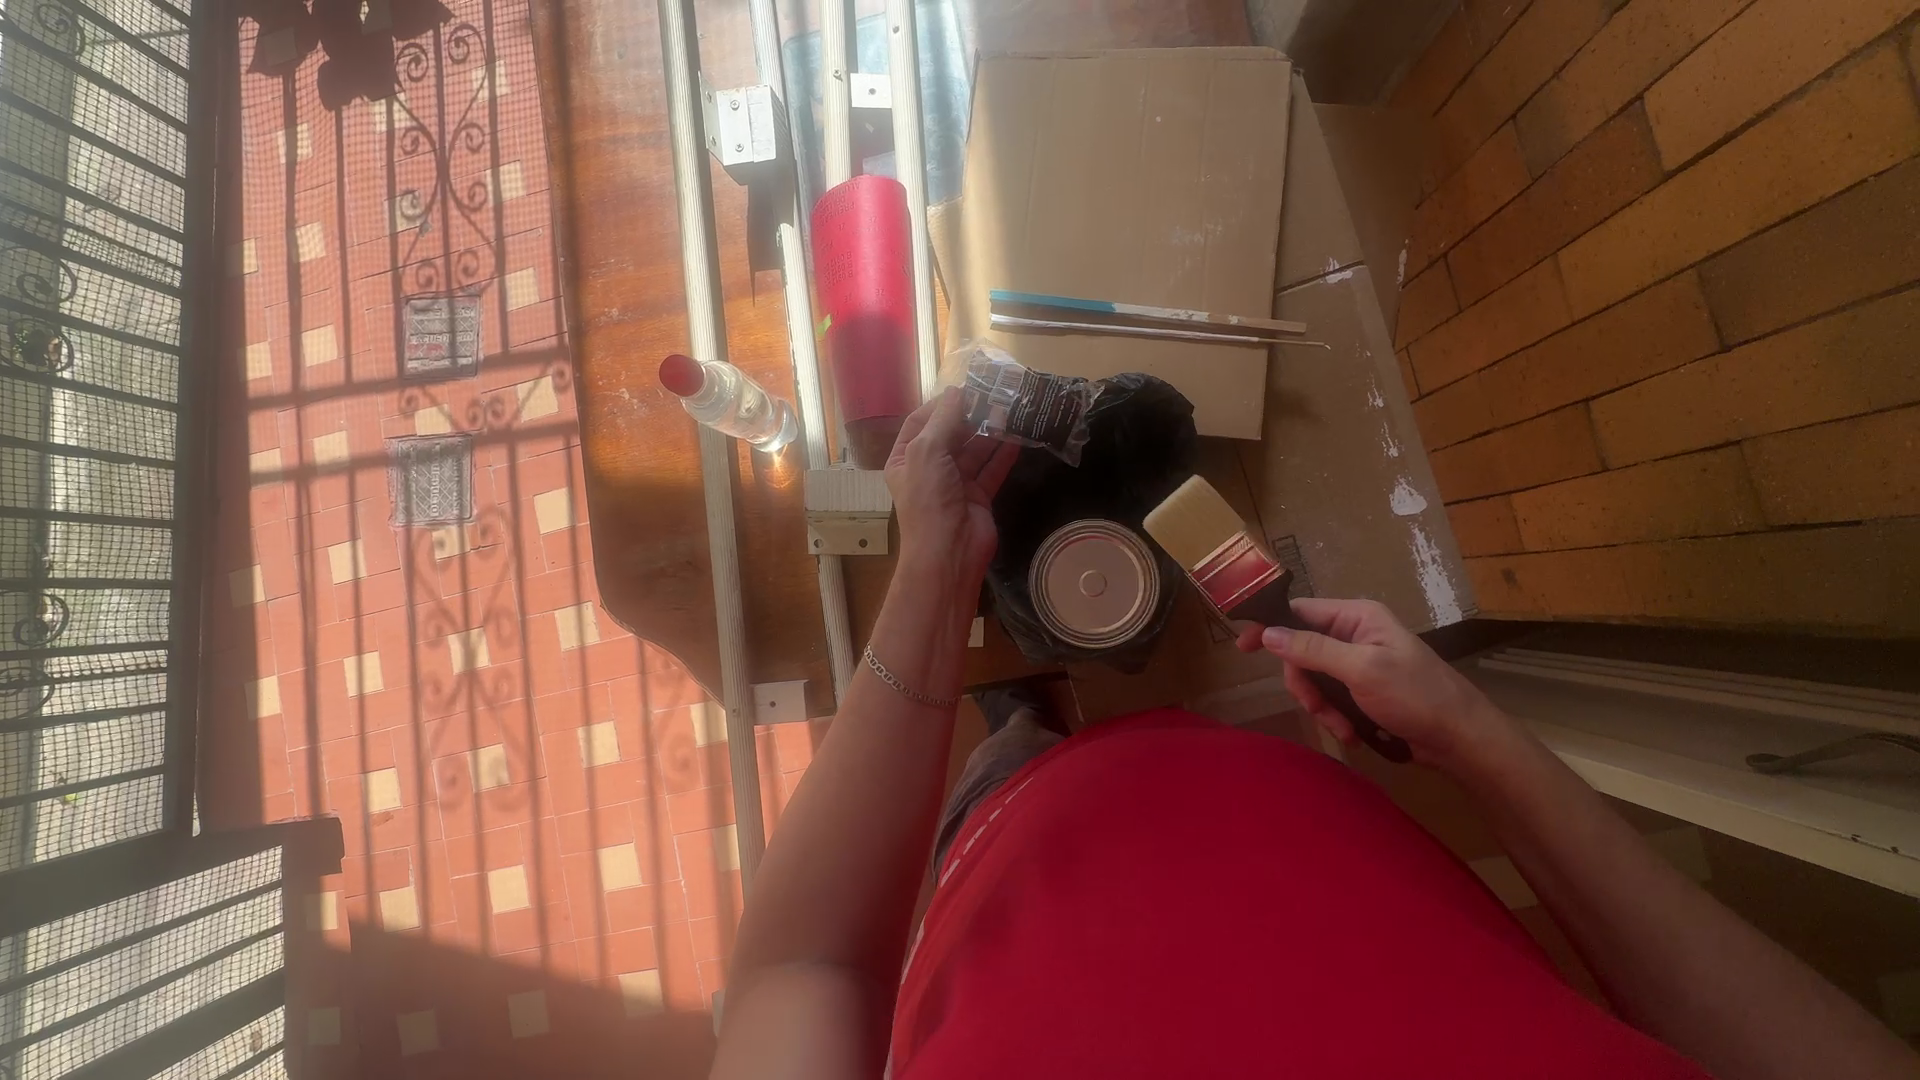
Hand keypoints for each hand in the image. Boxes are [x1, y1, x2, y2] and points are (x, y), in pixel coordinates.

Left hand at [883, 388, 1020, 593]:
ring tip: (1011, 410)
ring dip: (990, 432)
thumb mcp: (927, 452)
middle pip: (950, 434)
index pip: (920, 422)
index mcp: (905, 459)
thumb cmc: (929, 500)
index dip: (941, 405)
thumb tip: (957, 392)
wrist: (949, 553)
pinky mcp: (978, 497)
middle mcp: (928, 470)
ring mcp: (954, 484)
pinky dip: (1004, 454)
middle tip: (995, 395)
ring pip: (974, 451)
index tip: (966, 388)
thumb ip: (943, 420)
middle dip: (970, 416)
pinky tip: (1018, 437)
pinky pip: (992, 470)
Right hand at [1235, 597, 1524, 773]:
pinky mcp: (1362, 689)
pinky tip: (1350, 732)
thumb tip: (1267, 633)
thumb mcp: (1361, 669)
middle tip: (1316, 707)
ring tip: (1342, 728)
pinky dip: (1334, 716)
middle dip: (1305, 684)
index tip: (1243, 647)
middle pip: (1300, 650)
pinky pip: (1329, 697)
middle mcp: (1354, 633)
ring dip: (1321, 706)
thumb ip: (1312, 649)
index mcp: (1356, 617)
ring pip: (1312, 678)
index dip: (1270, 627)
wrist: (1461, 740)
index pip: (1298, 611)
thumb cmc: (1416, 695)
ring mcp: (1357, 662)